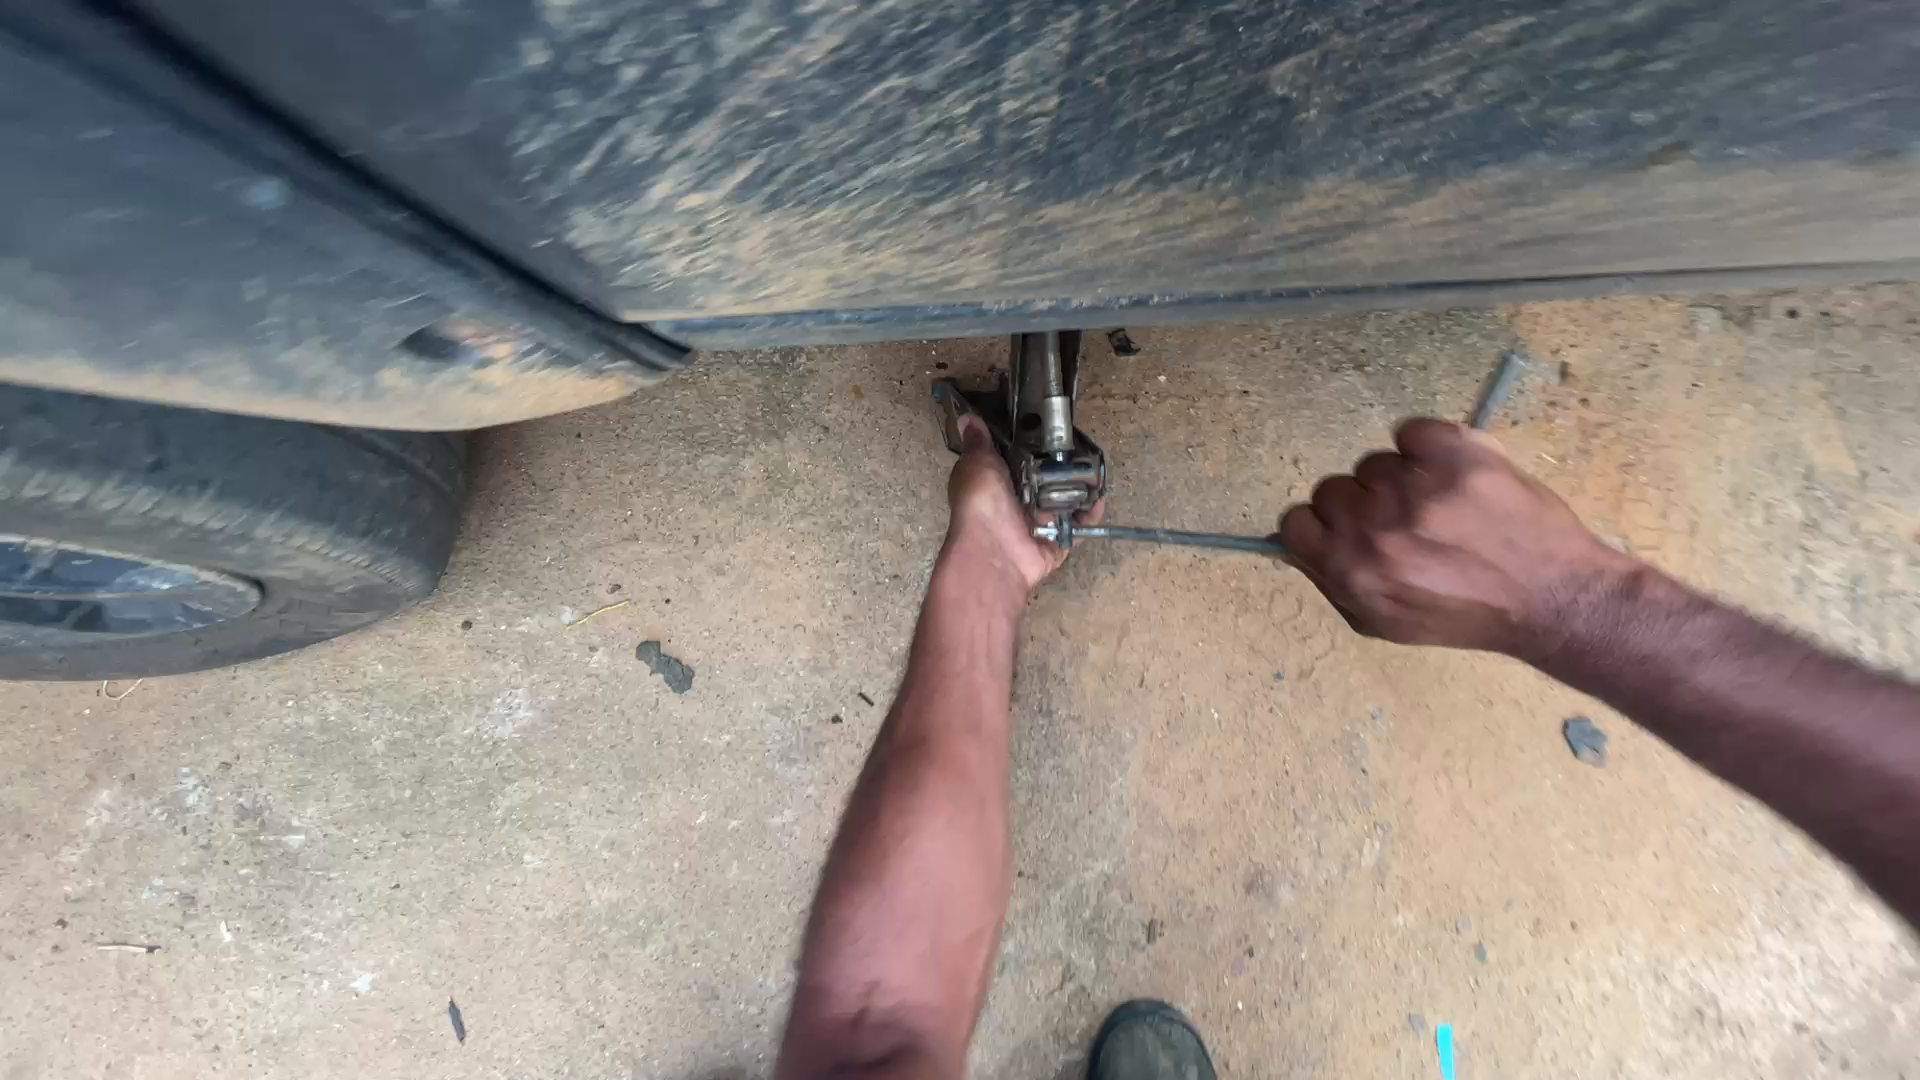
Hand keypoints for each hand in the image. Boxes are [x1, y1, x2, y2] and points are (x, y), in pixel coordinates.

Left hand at [944, 414, 1101, 593]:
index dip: (1032, 447)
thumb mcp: (976, 462)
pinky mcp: (1055, 540)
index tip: (1050, 432)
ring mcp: (1036, 523)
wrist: (993, 548)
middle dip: (1061, 468)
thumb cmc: (980, 502)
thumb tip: (967, 419)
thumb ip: (979, 442)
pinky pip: (1077, 526)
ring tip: (1093, 473)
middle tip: (1079, 452)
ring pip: (1064, 503)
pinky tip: (1098, 500)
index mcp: (995, 483)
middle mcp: (1015, 503)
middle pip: (1045, 481)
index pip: (1017, 461)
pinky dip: (1089, 515)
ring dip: (1079, 490)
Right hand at [1278, 418, 1633, 654]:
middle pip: (1331, 489)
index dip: (1317, 526)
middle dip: (1358, 505)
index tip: (1344, 532)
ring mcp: (1416, 488)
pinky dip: (1424, 445)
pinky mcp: (1459, 457)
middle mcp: (1372, 527)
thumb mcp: (1379, 622)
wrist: (1554, 599)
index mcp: (1349, 569)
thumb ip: (1330, 582)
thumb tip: (1300, 544)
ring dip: (1396, 480)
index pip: (1294, 522)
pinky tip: (1445, 470)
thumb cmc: (1461, 616)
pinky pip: (1413, 431)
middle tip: (1398, 523)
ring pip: (1374, 464)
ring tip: (1435, 504)